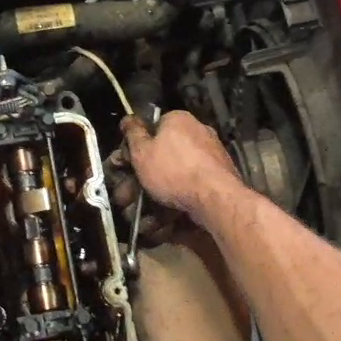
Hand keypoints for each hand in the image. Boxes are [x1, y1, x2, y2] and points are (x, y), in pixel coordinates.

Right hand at [119, 111, 249, 220]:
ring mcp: (210, 157)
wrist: (215, 198)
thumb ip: (132, 134)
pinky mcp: (217, 179)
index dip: (134, 149)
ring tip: (141, 217)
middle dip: (140, 180)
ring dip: (153, 197)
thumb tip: (127, 118)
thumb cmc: (173, 169)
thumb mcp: (142, 151)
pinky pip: (189, 189)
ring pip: (173, 177)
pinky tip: (161, 222)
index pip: (151, 129)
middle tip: (125, 198)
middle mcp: (197, 133)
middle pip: (161, 156)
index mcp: (178, 120)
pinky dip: (174, 203)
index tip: (124, 167)